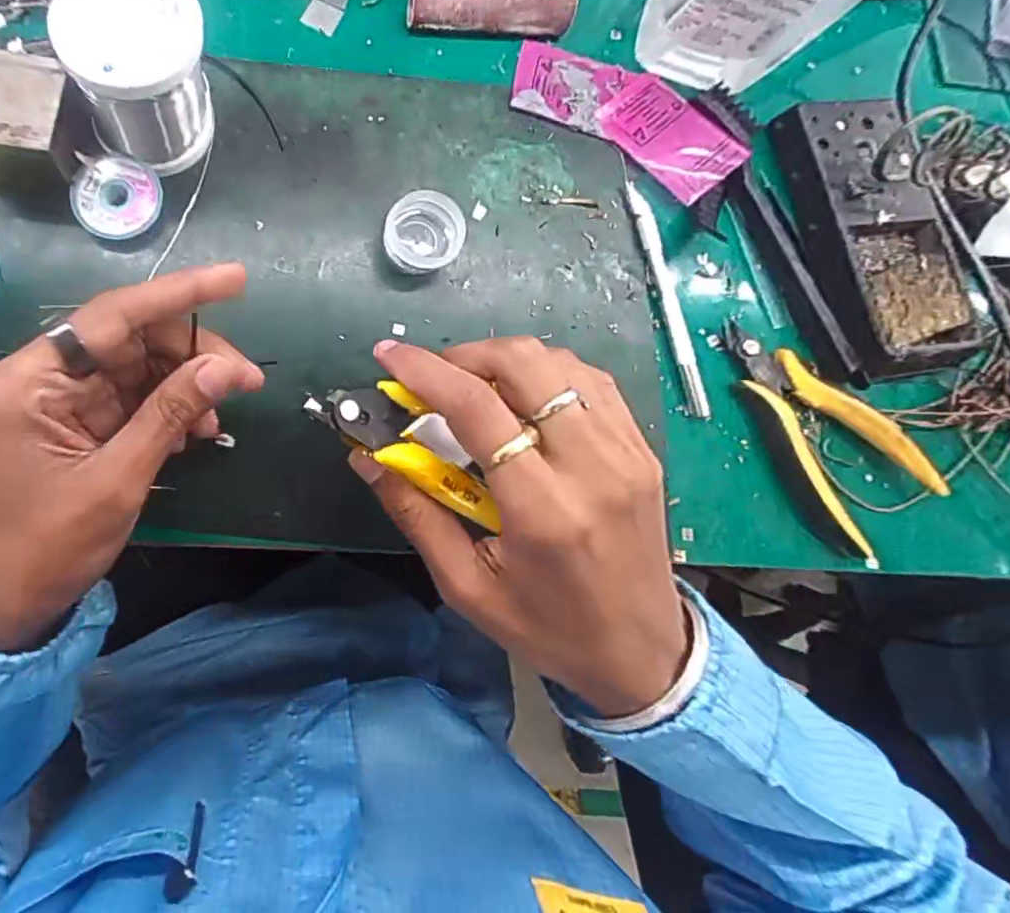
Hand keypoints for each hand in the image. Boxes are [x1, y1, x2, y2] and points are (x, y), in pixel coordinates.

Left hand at [0, 264, 264, 651]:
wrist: (17, 602)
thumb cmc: (52, 546)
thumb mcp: (117, 479)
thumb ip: (169, 414)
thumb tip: (224, 368)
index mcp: (30, 380)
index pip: (112, 316)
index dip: (177, 294)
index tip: (235, 280)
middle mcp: (42, 375)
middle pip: (128, 337)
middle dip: (190, 352)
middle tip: (245, 378)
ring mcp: (60, 397)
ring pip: (136, 364)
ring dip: (183, 383)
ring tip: (216, 419)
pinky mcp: (77, 419)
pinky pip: (131, 394)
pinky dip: (167, 405)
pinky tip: (193, 428)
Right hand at [354, 337, 686, 717]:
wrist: (643, 655)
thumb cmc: (545, 627)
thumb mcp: (463, 583)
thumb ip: (413, 512)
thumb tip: (366, 457)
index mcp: (543, 509)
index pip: (477, 408)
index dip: (425, 371)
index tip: (389, 355)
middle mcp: (594, 468)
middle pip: (525, 365)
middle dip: (464, 355)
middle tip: (430, 377)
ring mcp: (627, 453)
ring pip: (559, 363)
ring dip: (502, 360)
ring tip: (468, 386)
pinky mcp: (641, 450)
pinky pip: (588, 381)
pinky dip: (542, 373)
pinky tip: (516, 396)